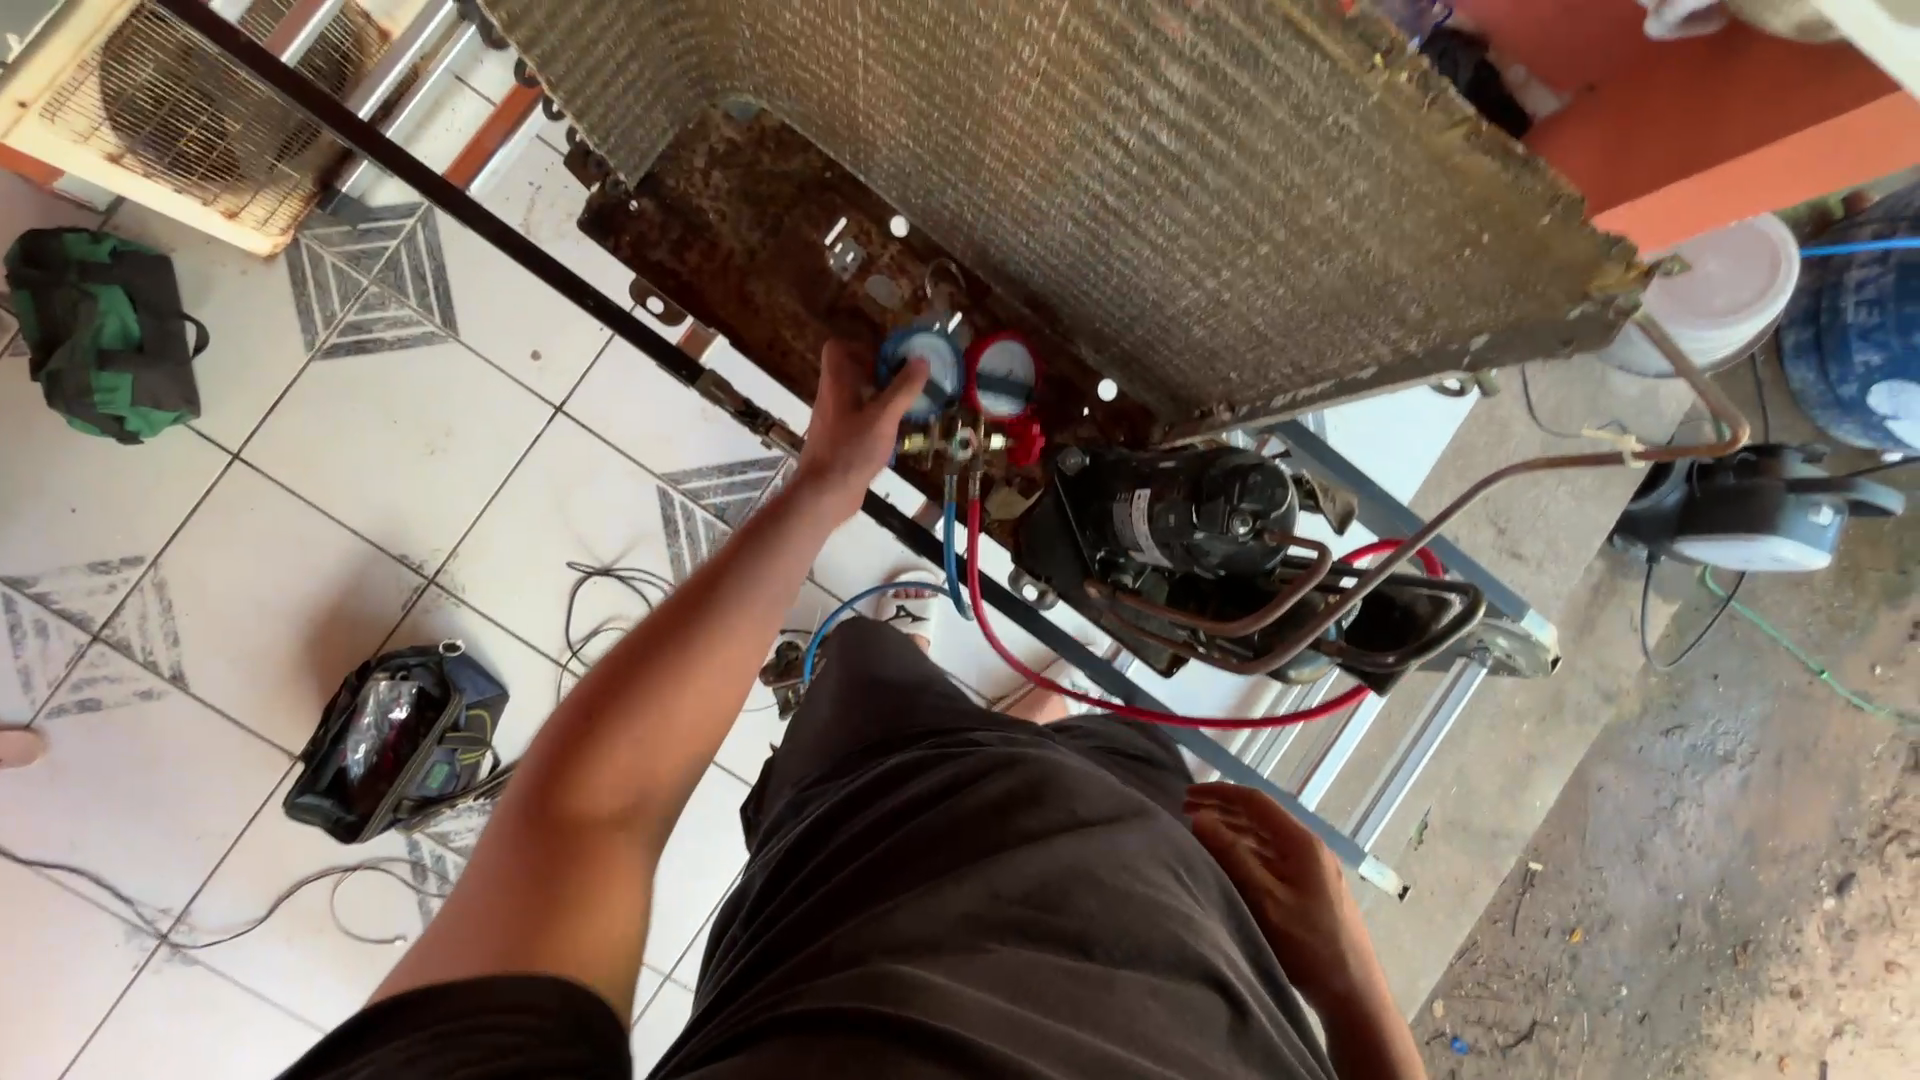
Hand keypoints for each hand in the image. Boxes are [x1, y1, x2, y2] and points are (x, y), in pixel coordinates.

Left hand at [790, 340, 927, 522]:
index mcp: (836, 384)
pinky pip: (859, 420)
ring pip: (857, 398)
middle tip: (905, 386)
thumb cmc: (850, 452)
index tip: (887, 362)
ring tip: (906, 409)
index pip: (837, 349)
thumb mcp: (883, 417)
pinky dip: (876, 421)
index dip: (861, 347)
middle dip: (879, 374)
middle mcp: (831, 398)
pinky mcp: (839, 442)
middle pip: (850, 372)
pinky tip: (894, 435)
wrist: (823, 495)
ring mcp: (834, 422)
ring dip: (881, 398)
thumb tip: (920, 360)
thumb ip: (903, 389)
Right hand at [1185, 782, 1385, 1012]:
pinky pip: (1272, 856)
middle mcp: (1310, 848)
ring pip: (1266, 837)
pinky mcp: (1311, 889)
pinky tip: (1229, 860)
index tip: (1187, 795)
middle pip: (1261, 816)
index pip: (1255, 802)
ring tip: (1202, 832)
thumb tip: (1201, 819)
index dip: (1219, 794)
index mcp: (1302, 843)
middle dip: (1223, 810)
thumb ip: (1232, 855)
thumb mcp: (1264, 899)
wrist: (1355, 995)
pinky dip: (1246, 850)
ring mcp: (1313, 869)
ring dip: (1233, 829)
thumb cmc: (1309, 945)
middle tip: (1186, 811)